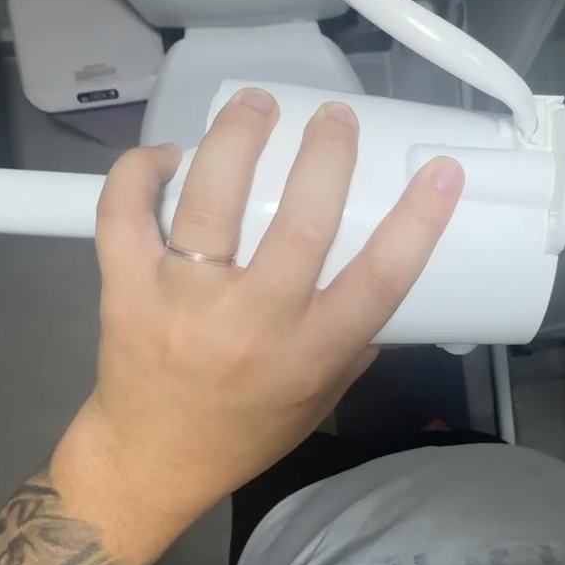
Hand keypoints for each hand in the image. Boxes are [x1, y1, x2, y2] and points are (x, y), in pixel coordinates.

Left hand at [51, 87, 463, 540]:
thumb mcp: (320, 400)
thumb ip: (353, 344)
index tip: (440, 169)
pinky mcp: (125, 287)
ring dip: (237, 138)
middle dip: (325, 155)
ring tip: (257, 105)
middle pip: (301, 222)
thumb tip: (378, 284)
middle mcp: (251, 324)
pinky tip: (170, 156)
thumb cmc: (246, 433)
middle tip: (334, 117)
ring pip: (211, 200)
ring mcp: (182, 302)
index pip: (380, 280)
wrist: (154, 460)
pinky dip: (141, 171)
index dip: (418, 219)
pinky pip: (124, 211)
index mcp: (310, 355)